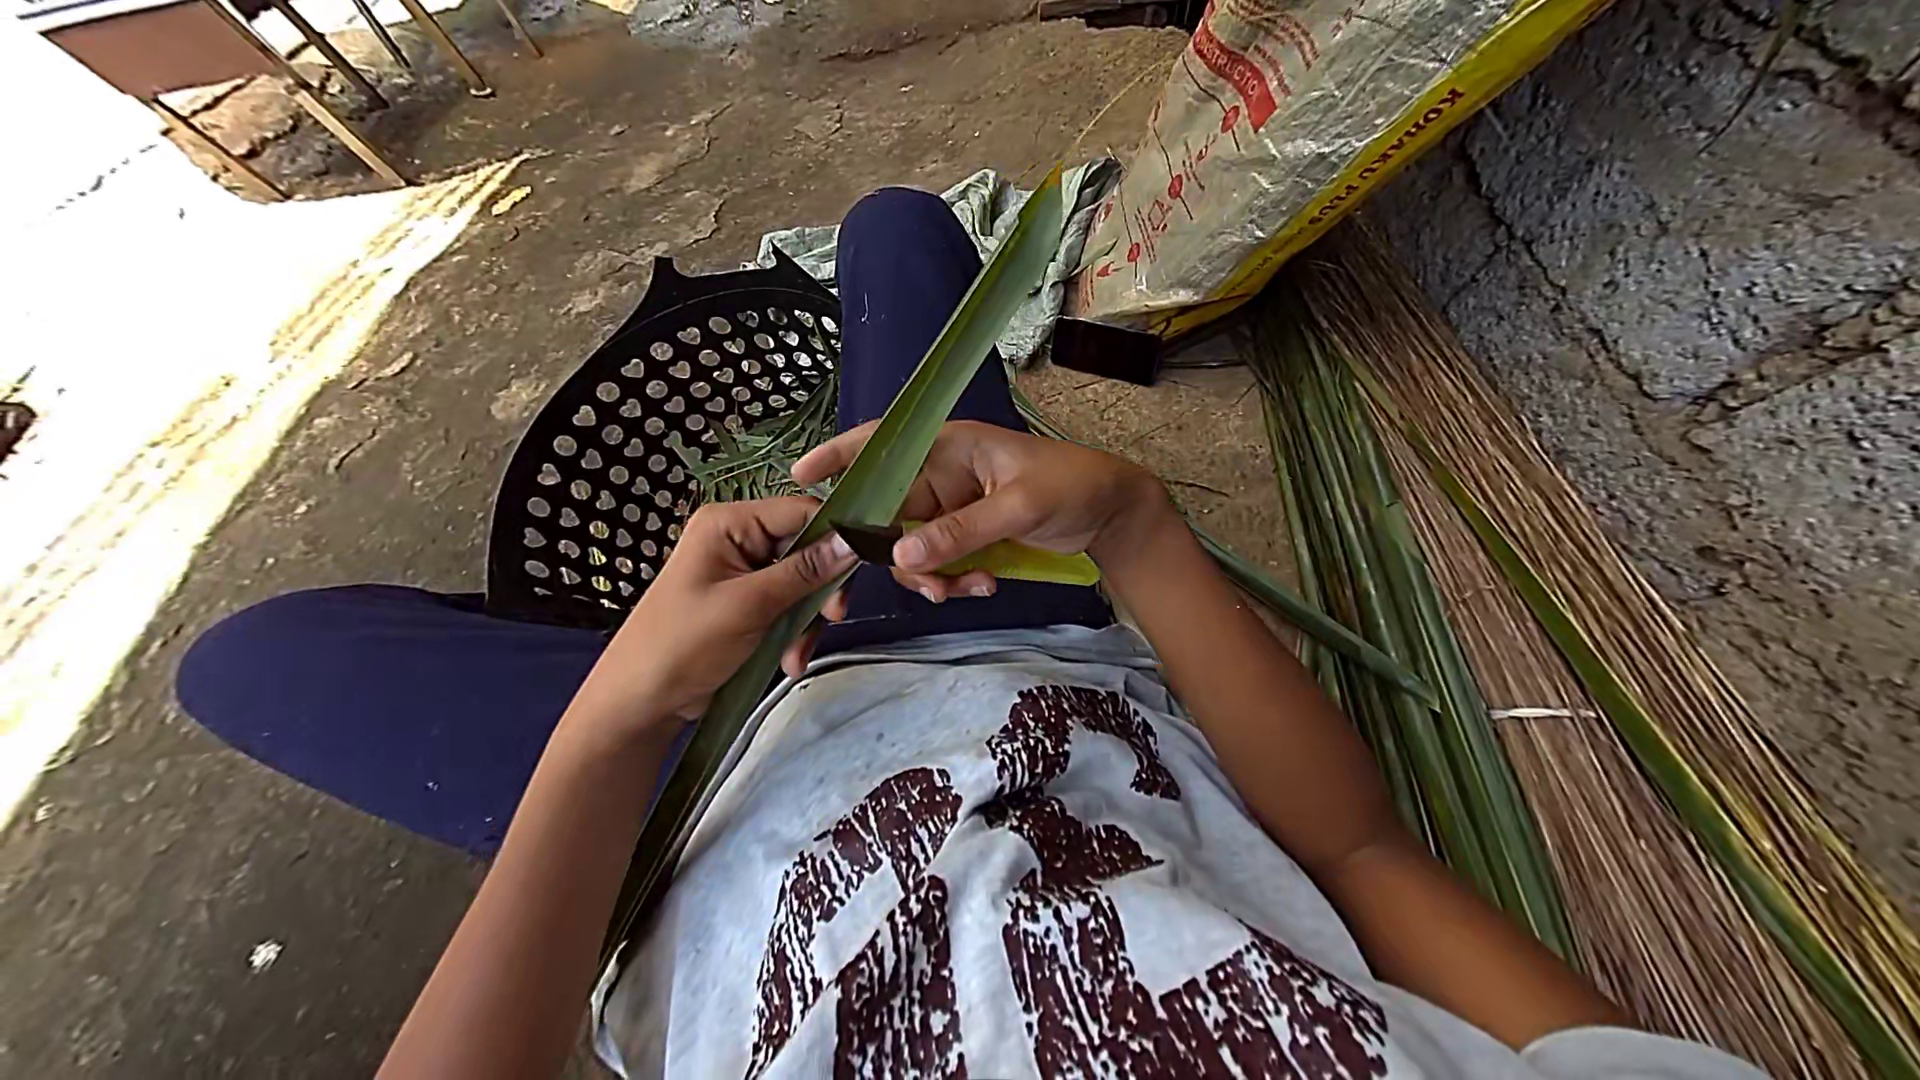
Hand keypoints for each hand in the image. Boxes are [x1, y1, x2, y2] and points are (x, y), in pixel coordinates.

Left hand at [565, 497, 856, 738]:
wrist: (642, 702)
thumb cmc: (684, 644)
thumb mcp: (749, 605)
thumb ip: (805, 571)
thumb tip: (854, 541)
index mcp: (729, 523)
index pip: (800, 511)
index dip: (833, 537)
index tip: (856, 571)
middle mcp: (739, 539)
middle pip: (807, 549)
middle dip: (819, 590)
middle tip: (831, 618)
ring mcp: (744, 572)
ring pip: (804, 583)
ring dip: (807, 620)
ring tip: (795, 653)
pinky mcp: (749, 602)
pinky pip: (790, 606)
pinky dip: (794, 632)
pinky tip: (787, 659)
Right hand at [791, 420, 1174, 601]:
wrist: (1110, 512)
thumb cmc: (1070, 485)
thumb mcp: (1018, 506)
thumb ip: (962, 530)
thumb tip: (901, 557)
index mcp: (948, 447)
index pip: (882, 443)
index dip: (839, 457)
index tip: (800, 478)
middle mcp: (939, 476)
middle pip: (887, 514)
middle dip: (896, 555)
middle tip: (926, 585)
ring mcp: (949, 509)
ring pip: (909, 548)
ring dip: (931, 575)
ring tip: (971, 586)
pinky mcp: (963, 536)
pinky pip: (936, 562)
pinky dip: (951, 580)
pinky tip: (984, 584)